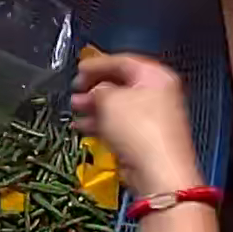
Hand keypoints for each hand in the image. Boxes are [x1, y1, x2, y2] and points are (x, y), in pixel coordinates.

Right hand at [72, 53, 203, 194]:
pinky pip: (119, 124)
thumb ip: (98, 89)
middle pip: (121, 83)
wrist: (157, 170)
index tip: (79, 69)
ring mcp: (152, 117)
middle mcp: (158, 93)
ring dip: (94, 106)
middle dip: (94, 86)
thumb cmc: (140, 131)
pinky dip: (101, 123)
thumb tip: (94, 91)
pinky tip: (83, 127)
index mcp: (155, 76)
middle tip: (75, 90)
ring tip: (75, 109)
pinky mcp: (144, 137)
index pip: (123, 61)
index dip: (97, 64)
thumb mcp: (110, 100)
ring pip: (118, 105)